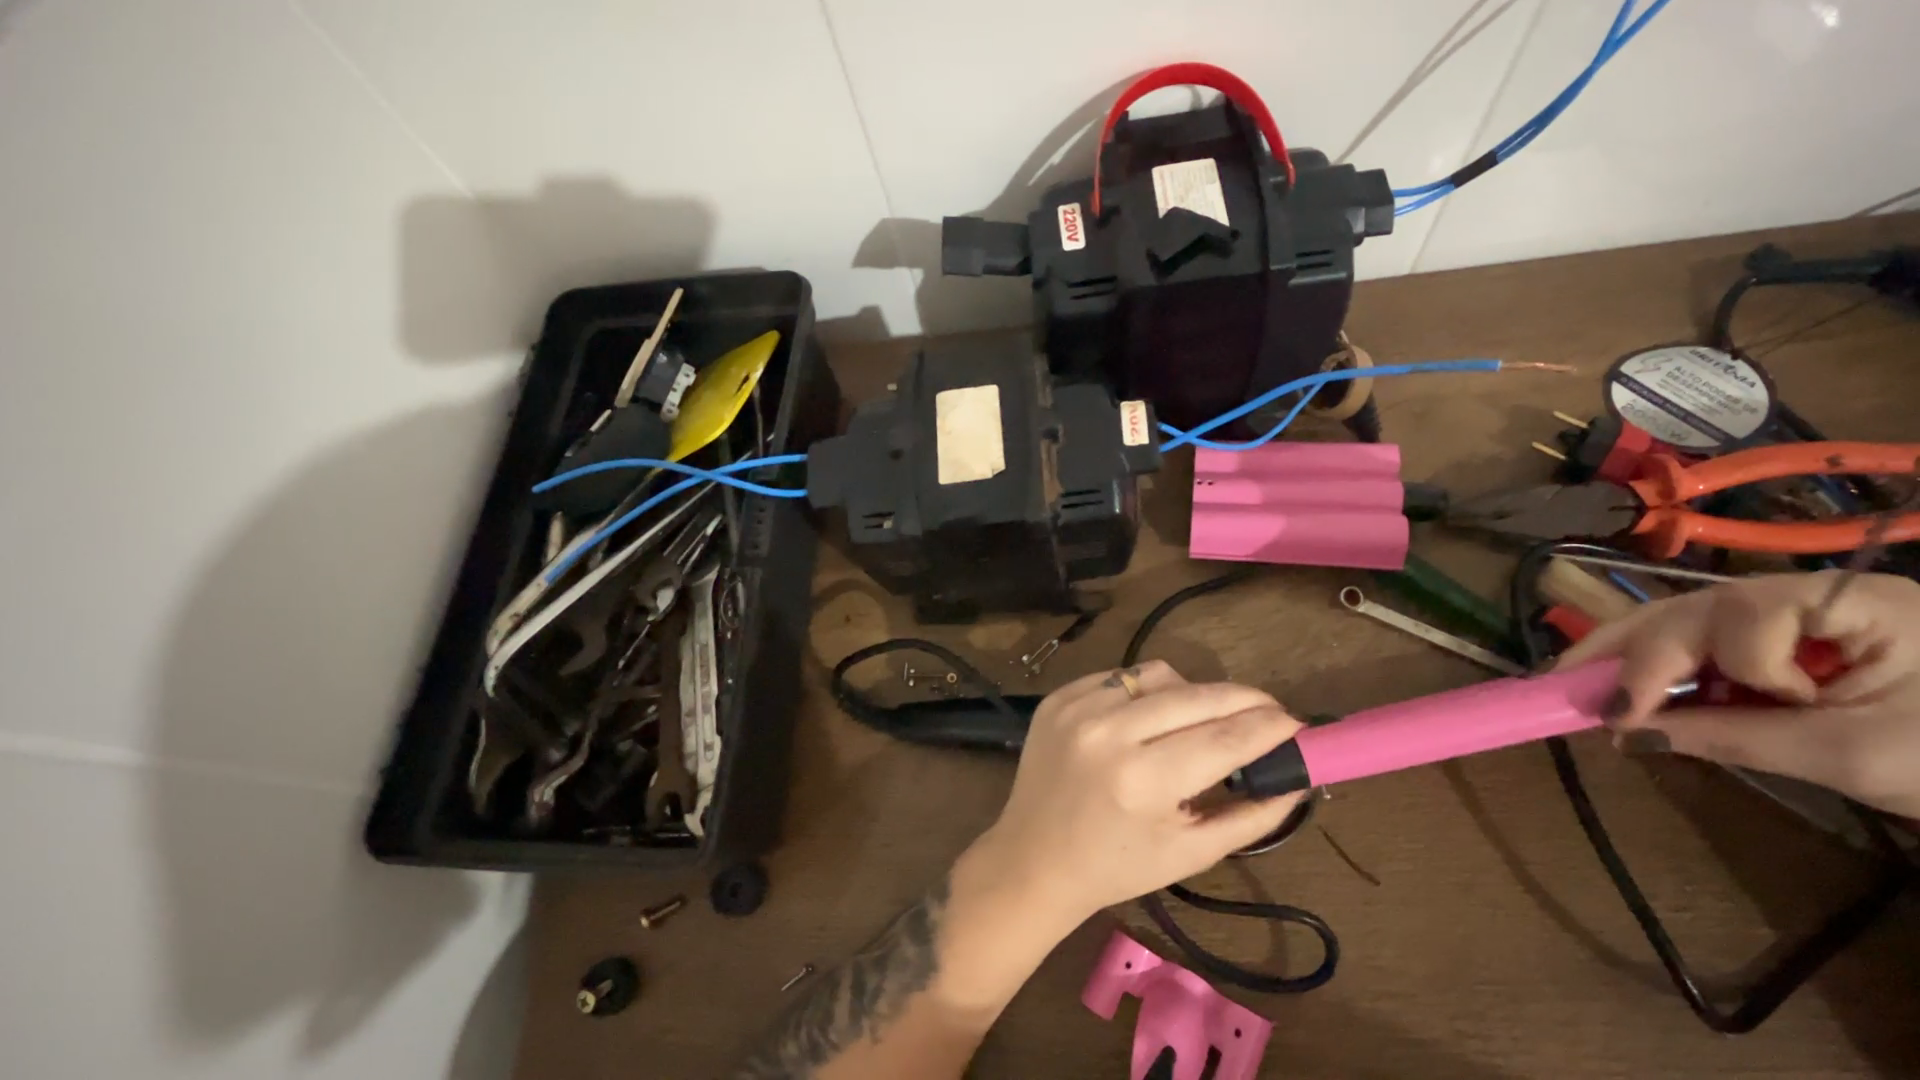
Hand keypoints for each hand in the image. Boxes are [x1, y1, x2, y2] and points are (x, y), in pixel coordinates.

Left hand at [968, 660, 1304, 926]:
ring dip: (1194, 692)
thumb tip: (1300, 779)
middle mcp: (1109, 733)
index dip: (1270, 726)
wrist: (1031, 859)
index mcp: (1143, 781)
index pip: (1226, 737)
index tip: (1297, 724)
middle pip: (1199, 696)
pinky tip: (1153, 718)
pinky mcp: (1059, 698)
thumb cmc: (1116, 867)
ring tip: (1205, 719)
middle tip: (1270, 711)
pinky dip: (1147, 692)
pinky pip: (1121, 676)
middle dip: (1246, 699)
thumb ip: (1252, 816)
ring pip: (1161, 675)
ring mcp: (1078, 708)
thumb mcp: (1190, 853)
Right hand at [1558, 570, 1919, 818]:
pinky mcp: (1784, 646)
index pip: (1744, 616)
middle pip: (1696, 609)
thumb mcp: (1849, 756)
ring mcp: (1795, 618)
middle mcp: (1811, 595)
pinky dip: (1662, 671)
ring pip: (1688, 622)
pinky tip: (1627, 692)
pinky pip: (1705, 647)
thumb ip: (1734, 736)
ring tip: (1573, 684)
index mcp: (1852, 603)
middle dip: (1630, 651)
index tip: (1646, 719)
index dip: (1692, 663)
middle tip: (1566, 688)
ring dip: (1630, 657)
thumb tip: (1632, 734)